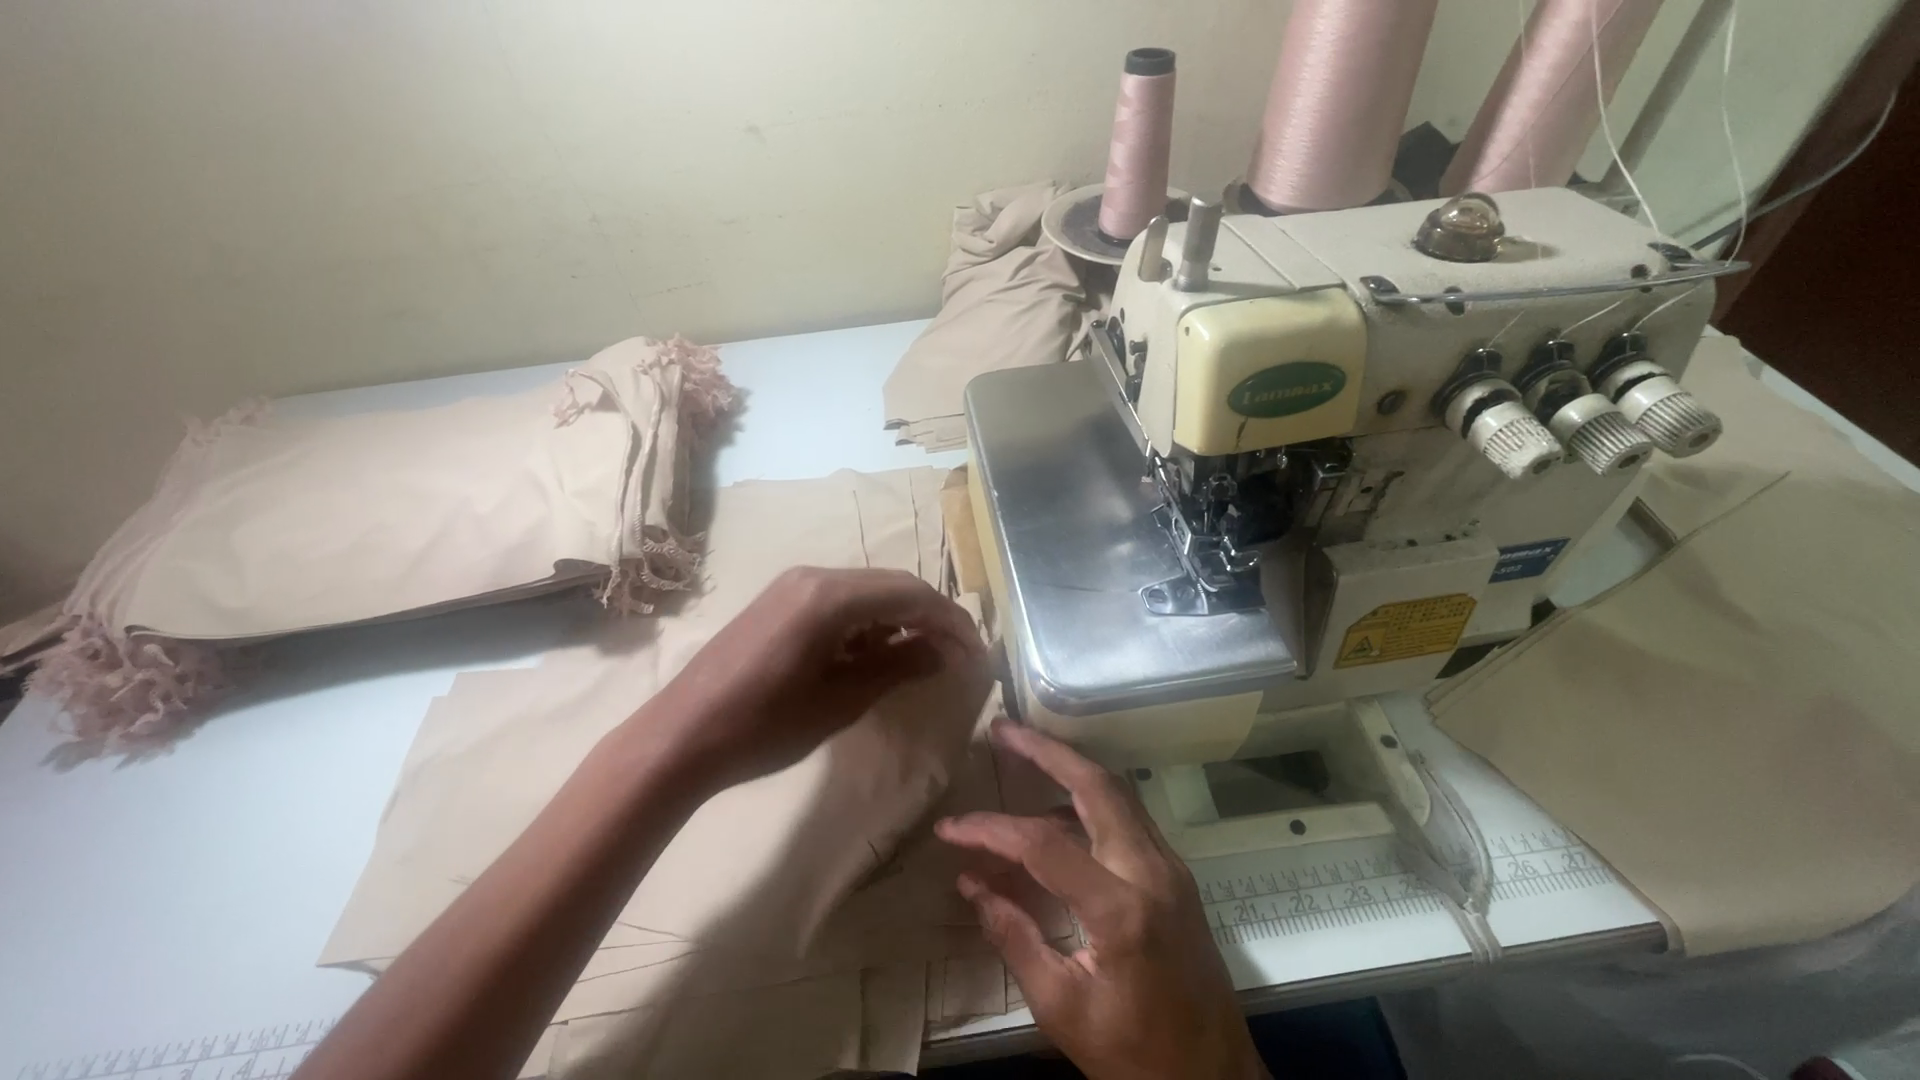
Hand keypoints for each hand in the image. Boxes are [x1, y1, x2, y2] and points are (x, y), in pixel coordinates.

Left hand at [641, 566, 981, 790]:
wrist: (681, 736)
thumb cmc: (763, 726)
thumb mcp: (840, 701)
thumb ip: (897, 668)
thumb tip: (943, 652)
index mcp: (829, 595)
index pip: (911, 594)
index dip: (951, 622)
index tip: (977, 654)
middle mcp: (812, 576)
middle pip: (891, 586)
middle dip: (930, 618)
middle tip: (958, 657)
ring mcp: (792, 586)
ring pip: (867, 593)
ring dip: (899, 621)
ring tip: (924, 661)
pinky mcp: (779, 603)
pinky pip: (839, 603)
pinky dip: (868, 625)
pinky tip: (877, 656)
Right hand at [936, 720, 1266, 1079]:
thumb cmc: (1134, 1054)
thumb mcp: (1061, 1007)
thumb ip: (1015, 937)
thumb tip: (972, 884)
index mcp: (1121, 908)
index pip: (1043, 844)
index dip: (990, 829)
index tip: (949, 829)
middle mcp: (1153, 871)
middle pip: (1098, 785)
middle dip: (1047, 750)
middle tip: (1002, 729)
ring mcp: (1171, 869)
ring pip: (1118, 794)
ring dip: (1070, 768)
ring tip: (1023, 752)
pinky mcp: (1176, 877)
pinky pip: (1128, 820)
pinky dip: (1089, 802)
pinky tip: (1055, 812)